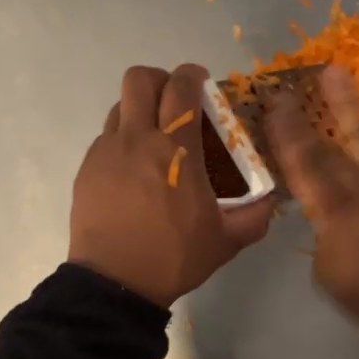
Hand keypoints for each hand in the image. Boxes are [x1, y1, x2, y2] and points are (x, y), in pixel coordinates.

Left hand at [69, 65, 273, 306]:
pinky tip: (135, 172)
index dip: (193, 75)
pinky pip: (107, 138)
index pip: (181, 88)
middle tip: (176, 102)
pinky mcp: (87, 169)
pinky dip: (124, 141)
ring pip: (120, 107)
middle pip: (140, 79)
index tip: (202, 83)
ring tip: (155, 138)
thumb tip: (271, 200)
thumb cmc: (174, 257)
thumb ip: (255, 216)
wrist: (115, 283)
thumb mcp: (226, 241)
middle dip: (160, 80)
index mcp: (176, 149)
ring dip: (140, 110)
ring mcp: (106, 152)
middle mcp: (137, 139)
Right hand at [265, 66, 358, 337]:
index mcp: (339, 214)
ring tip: (336, 75)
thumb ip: (319, 225)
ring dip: (348, 105)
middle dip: (312, 112)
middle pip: (335, 143)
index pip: (307, 165)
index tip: (274, 105)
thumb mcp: (325, 266)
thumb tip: (314, 200)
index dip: (288, 133)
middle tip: (296, 81)